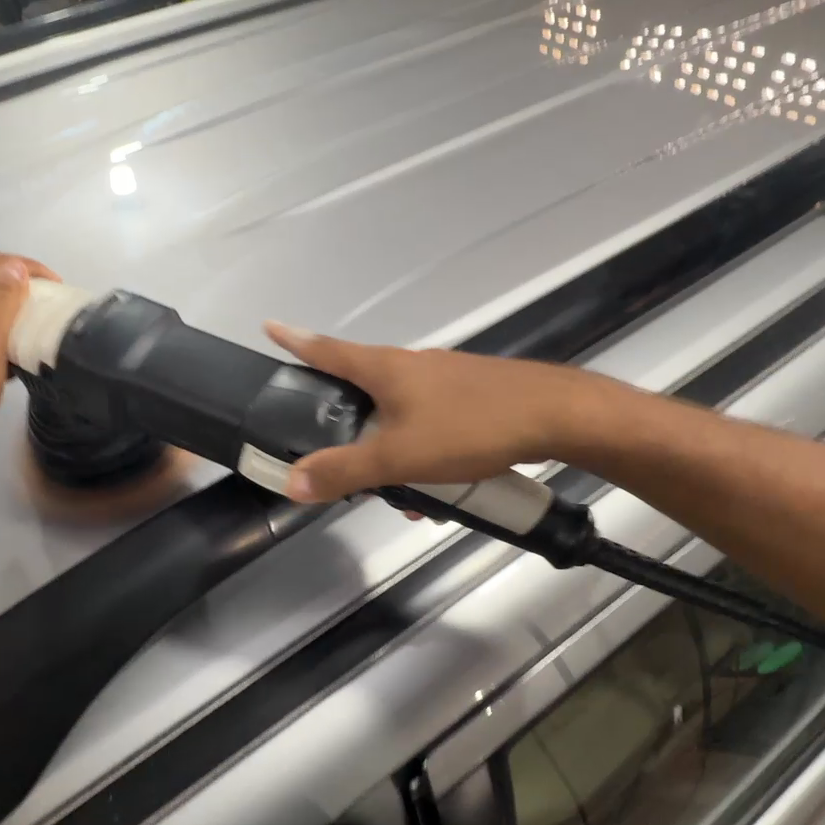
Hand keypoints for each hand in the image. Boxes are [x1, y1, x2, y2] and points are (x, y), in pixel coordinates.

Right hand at [264, 323, 600, 503]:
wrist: (555, 416)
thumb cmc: (470, 427)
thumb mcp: (400, 456)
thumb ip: (346, 470)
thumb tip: (291, 481)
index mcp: (384, 368)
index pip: (325, 349)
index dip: (294, 339)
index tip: (269, 325)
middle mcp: (410, 365)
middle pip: (360, 389)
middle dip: (347, 429)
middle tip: (344, 465)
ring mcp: (443, 379)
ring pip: (398, 415)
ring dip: (392, 452)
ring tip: (409, 498)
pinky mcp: (470, 396)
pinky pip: (430, 424)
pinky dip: (423, 452)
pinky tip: (444, 485)